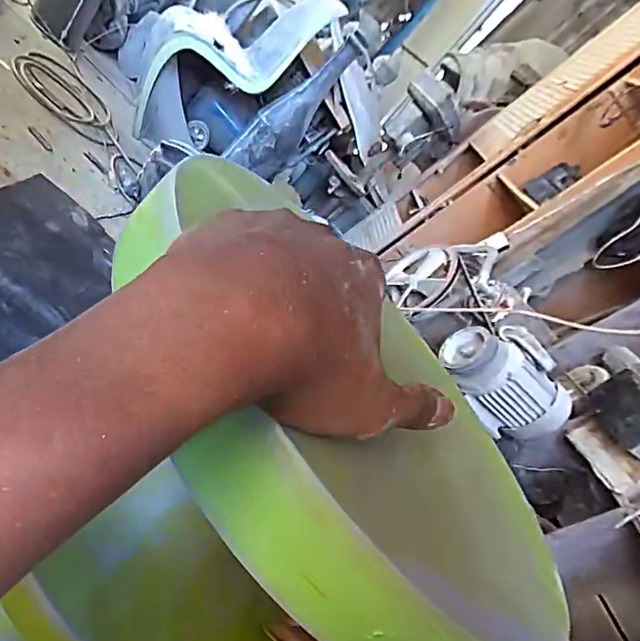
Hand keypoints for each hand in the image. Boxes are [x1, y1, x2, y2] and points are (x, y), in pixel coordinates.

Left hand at [158, 209, 451, 437]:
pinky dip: (208, 271)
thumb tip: (439, 411)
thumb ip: (405, 406)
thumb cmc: (299, 366)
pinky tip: (199, 299)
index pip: (362, 291)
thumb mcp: (365, 404)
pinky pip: (212, 250)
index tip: (323, 347)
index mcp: (359, 274)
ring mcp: (257, 229)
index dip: (343, 319)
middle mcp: (312, 240)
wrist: (220, 329)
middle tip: (275, 336)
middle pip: (309, 266)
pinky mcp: (206, 233)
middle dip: (296, 295)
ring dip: (251, 280)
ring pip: (260, 251)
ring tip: (231, 322)